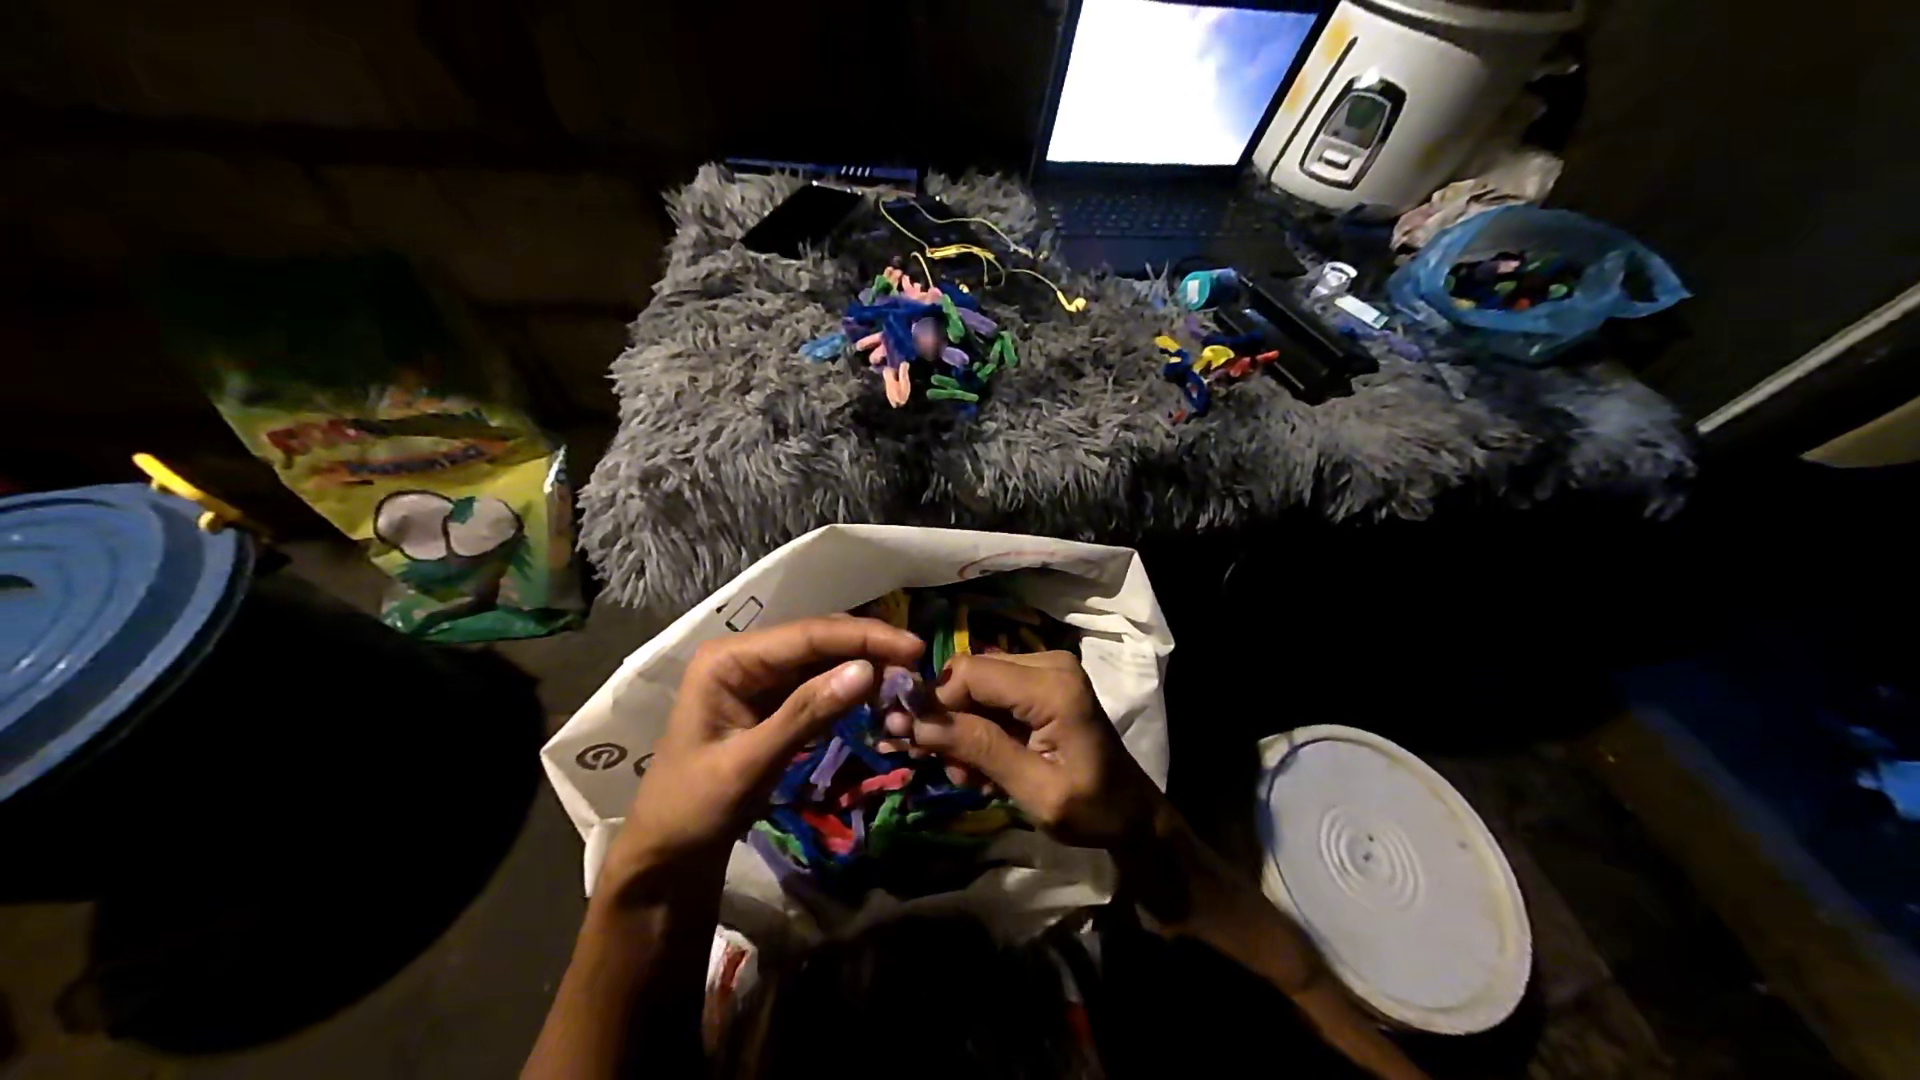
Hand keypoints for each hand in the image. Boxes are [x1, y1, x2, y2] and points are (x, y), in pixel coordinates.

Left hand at [603, 616, 922, 882]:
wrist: (668, 850)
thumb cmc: (693, 807)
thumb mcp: (750, 763)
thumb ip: (807, 714)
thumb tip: (868, 671)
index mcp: (729, 659)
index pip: (807, 635)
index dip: (864, 638)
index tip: (913, 647)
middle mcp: (747, 656)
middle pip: (820, 639)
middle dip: (869, 647)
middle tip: (918, 661)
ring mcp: (761, 677)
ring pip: (825, 658)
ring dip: (865, 664)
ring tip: (908, 675)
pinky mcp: (774, 699)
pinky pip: (820, 682)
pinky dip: (851, 686)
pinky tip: (880, 691)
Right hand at [908, 652, 1167, 850]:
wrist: (1132, 812)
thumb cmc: (1093, 809)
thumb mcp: (1035, 790)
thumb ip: (979, 749)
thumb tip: (915, 723)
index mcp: (1053, 686)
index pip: (969, 673)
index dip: (935, 704)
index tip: (913, 743)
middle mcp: (1047, 662)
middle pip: (969, 675)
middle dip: (949, 721)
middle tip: (950, 768)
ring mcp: (1045, 668)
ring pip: (975, 685)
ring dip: (963, 730)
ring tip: (971, 775)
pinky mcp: (1040, 682)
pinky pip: (991, 693)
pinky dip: (979, 727)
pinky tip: (986, 764)